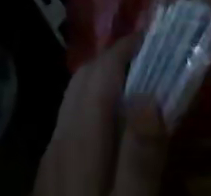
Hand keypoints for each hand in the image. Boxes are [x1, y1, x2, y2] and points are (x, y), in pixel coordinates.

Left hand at [34, 35, 168, 195]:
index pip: (100, 71)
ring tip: (141, 89)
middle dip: (117, 59)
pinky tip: (118, 129)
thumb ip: (139, 158)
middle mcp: (60, 138)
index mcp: (79, 139)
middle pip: (84, 78)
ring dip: (105, 82)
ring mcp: (52, 156)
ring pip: (76, 98)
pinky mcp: (52, 175)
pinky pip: (73, 122)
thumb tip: (152, 98)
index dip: (127, 47)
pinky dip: (96, 107)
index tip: (159, 37)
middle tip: (155, 61)